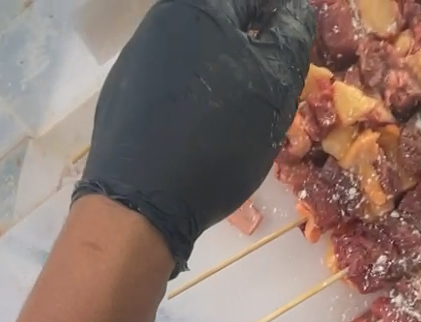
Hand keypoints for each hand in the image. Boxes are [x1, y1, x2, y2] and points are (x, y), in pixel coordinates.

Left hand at [74, 0, 313, 273]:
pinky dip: (194, 101)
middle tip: (273, 91)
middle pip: (223, 25)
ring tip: (239, 118)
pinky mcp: (124, 98)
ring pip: (196, 56)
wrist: (143, 201)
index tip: (296, 57)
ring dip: (223, 76)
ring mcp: (137, 60)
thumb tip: (295, 12)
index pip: (258, 0)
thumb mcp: (273, 89)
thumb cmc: (217, 139)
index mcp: (200, 6)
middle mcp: (162, 21)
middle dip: (252, 52)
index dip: (285, 23)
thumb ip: (291, 40)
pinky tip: (200, 134)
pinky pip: (171, 87)